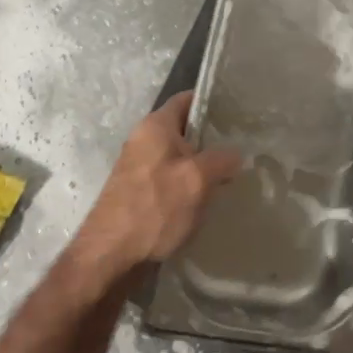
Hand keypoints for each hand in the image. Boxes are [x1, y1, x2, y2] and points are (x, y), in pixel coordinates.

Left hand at [74, 91, 239, 276]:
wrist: (110, 254)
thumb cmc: (155, 207)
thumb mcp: (197, 180)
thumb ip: (221, 159)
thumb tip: (235, 154)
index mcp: (155, 125)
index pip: (187, 99)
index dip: (212, 100)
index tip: (238, 110)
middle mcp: (143, 139)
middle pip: (184, 128)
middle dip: (211, 137)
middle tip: (242, 146)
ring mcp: (138, 166)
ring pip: (178, 155)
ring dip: (200, 164)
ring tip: (231, 173)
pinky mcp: (137, 191)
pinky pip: (169, 177)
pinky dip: (187, 183)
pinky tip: (206, 198)